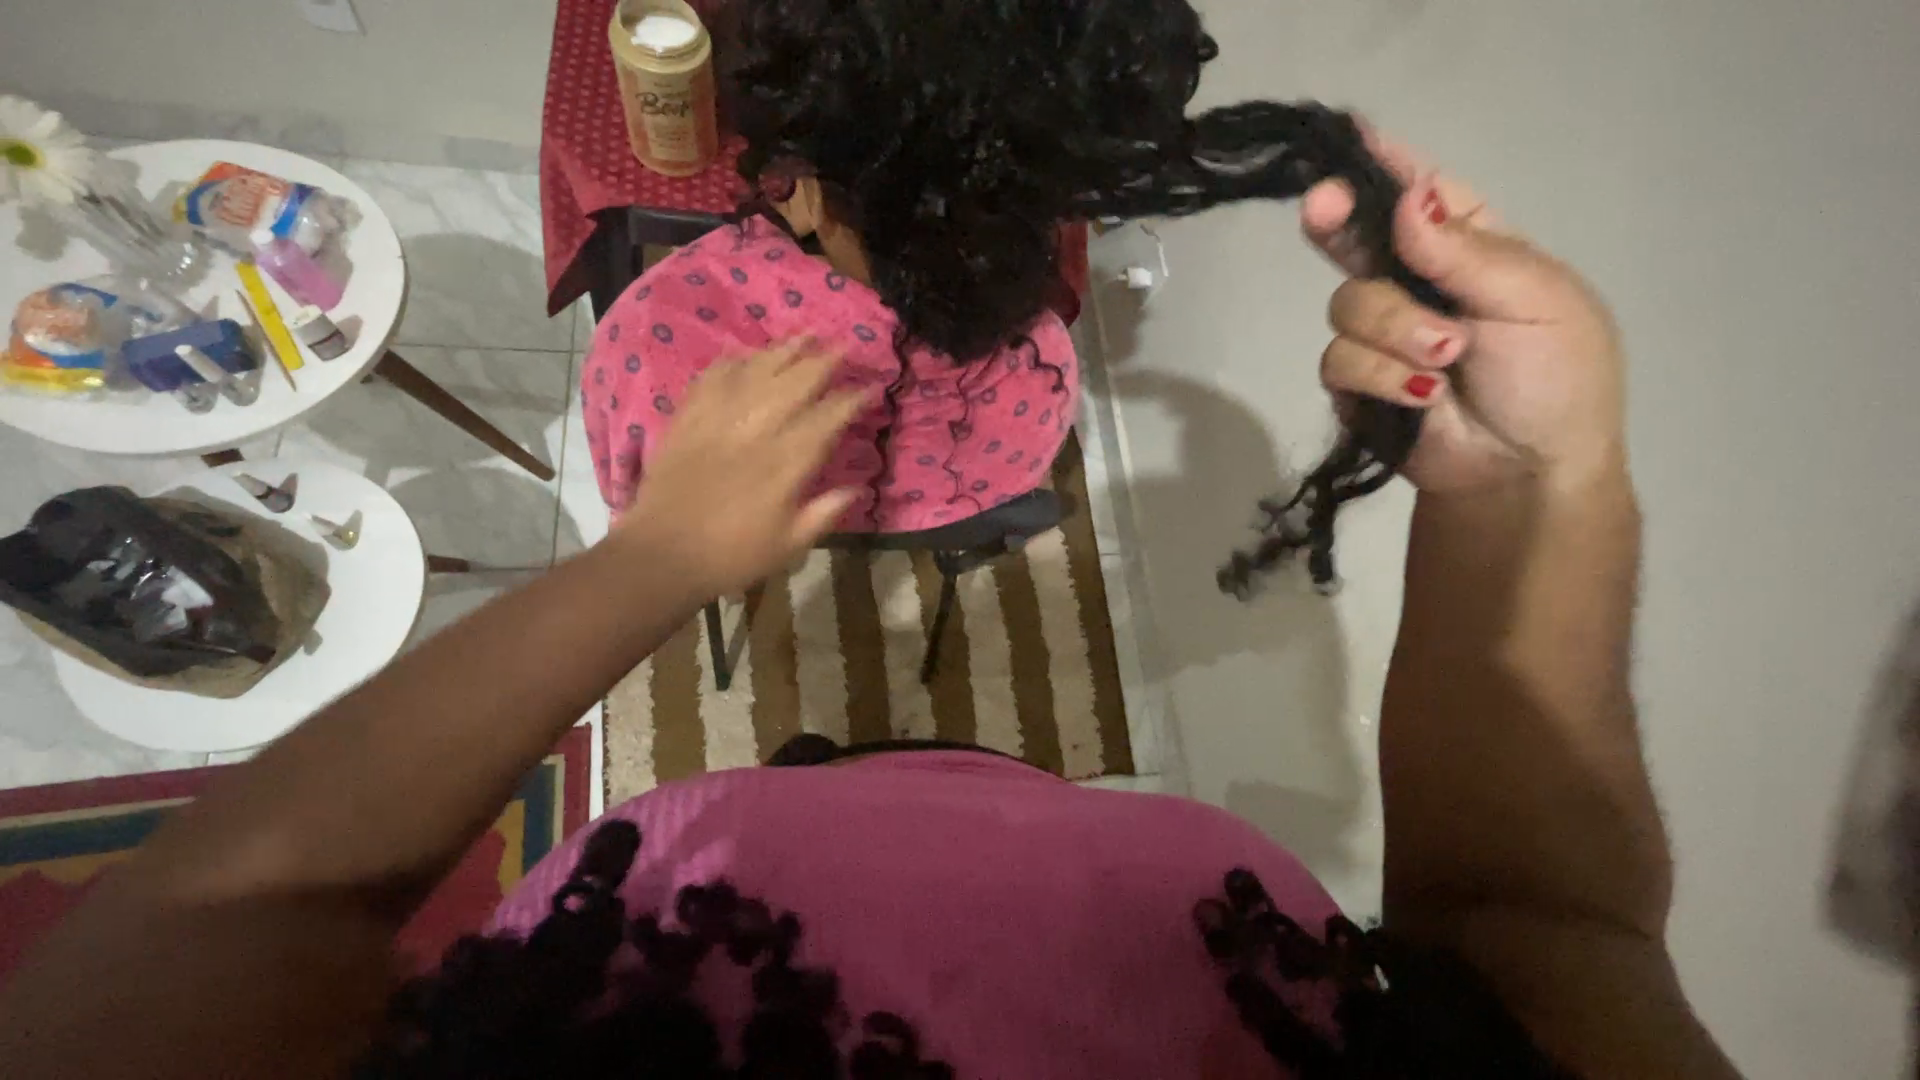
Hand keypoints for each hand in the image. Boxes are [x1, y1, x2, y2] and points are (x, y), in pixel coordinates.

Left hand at [612, 341, 863, 595]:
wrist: (662, 555)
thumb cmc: (732, 556)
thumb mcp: (789, 545)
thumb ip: (825, 513)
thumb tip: (858, 486)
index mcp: (786, 463)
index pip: (828, 419)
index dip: (852, 400)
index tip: (871, 388)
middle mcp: (756, 431)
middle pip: (795, 383)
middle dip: (824, 362)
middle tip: (843, 347)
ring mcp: (718, 420)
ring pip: (757, 371)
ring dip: (784, 350)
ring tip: (805, 335)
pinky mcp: (688, 419)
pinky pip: (713, 378)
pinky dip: (732, 362)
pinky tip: (745, 354)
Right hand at [1302, 134, 1626, 494]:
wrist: (1523, 469)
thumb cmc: (1555, 377)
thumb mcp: (1534, 300)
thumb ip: (1466, 253)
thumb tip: (1409, 199)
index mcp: (1468, 249)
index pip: (1421, 194)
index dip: (1386, 168)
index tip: (1349, 140)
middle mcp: (1414, 284)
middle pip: (1354, 238)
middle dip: (1336, 221)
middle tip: (1321, 208)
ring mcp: (1379, 335)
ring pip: (1346, 306)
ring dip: (1395, 333)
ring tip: (1445, 361)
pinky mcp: (1354, 383)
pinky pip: (1338, 361)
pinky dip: (1380, 378)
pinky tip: (1420, 395)